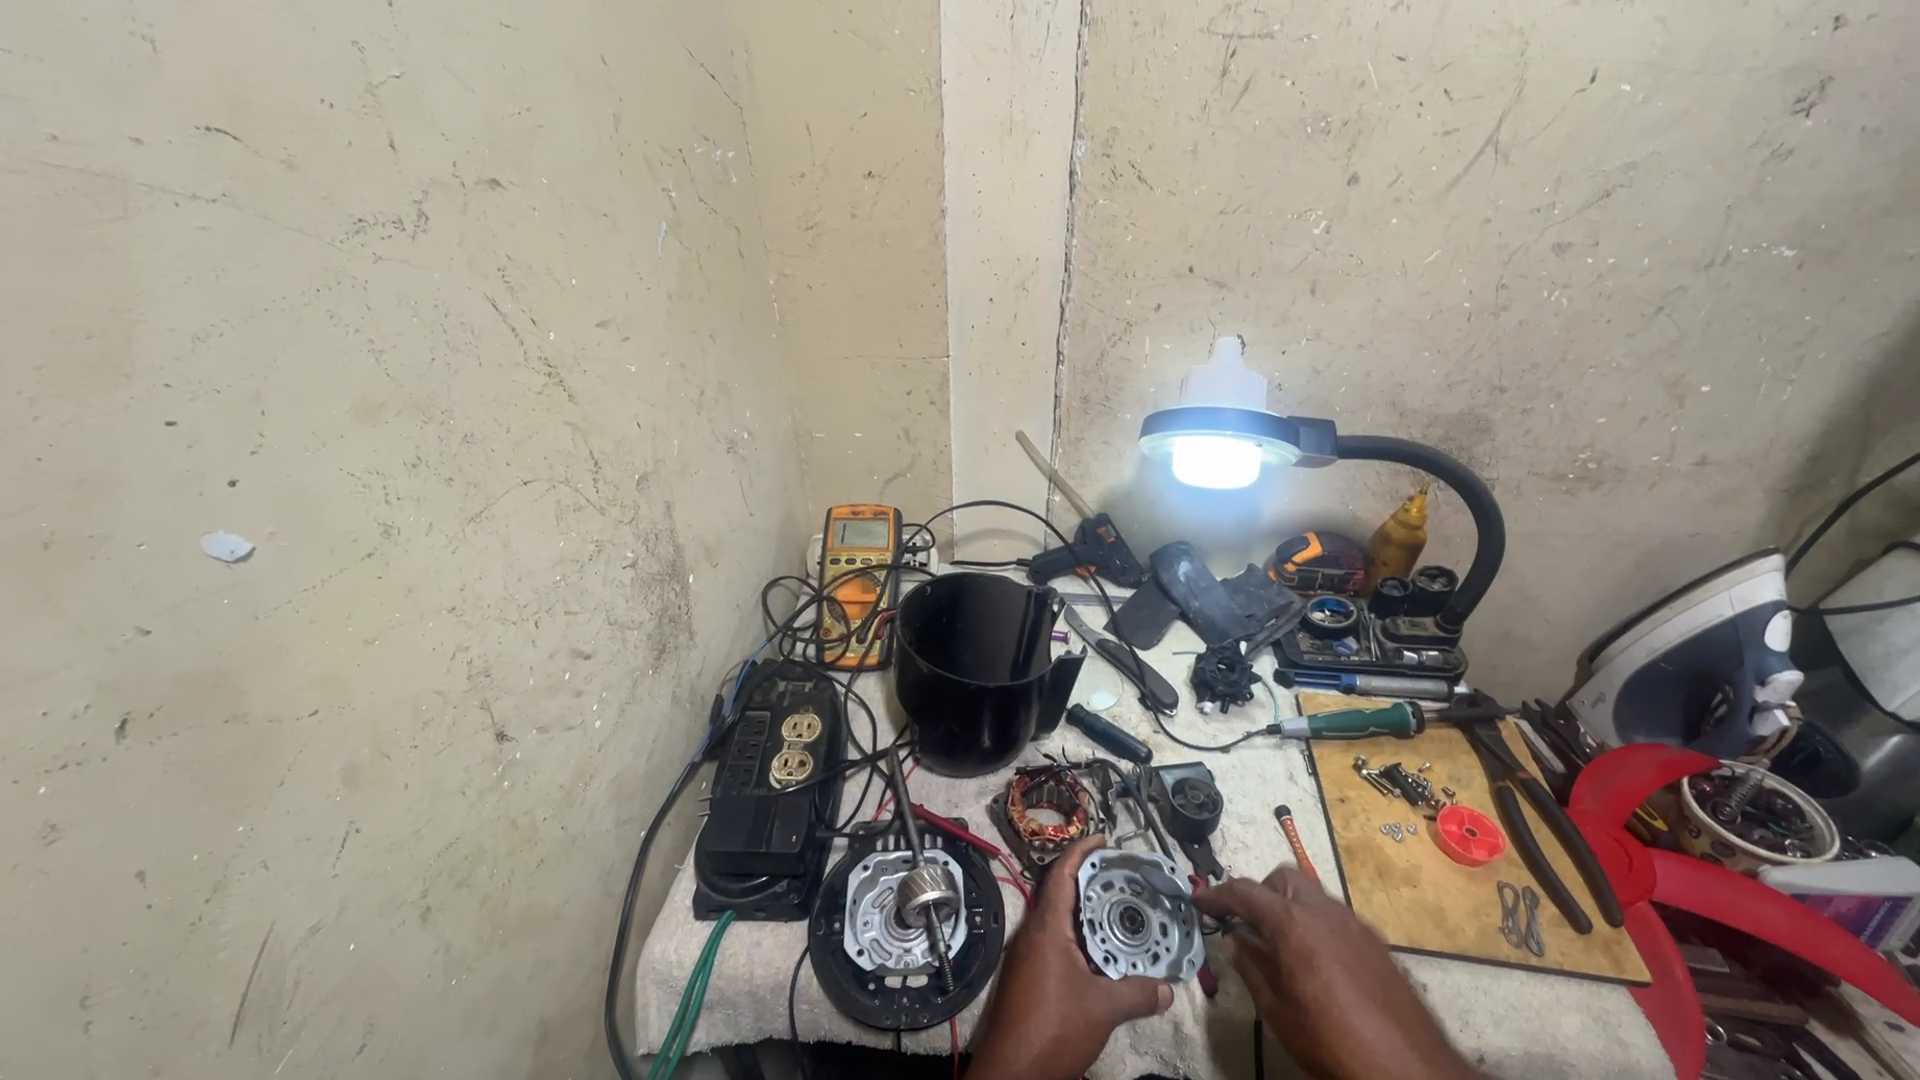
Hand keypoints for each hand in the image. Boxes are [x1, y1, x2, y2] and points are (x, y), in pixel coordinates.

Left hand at [965, 836, 1173, 1079]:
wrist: (1011, 1074)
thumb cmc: (1053, 1028)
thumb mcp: (1102, 1009)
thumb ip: (1136, 993)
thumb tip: (1167, 989)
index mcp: (1046, 927)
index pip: (1061, 874)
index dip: (1081, 851)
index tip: (1103, 838)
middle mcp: (1032, 934)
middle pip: (1059, 893)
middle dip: (1088, 881)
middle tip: (1123, 877)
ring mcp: (1026, 957)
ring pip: (1057, 921)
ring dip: (1084, 913)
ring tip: (1119, 912)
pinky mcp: (1026, 978)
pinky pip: (1054, 944)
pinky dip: (1078, 940)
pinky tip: (1100, 955)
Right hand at [1194, 866, 1479, 1079]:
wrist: (1409, 1070)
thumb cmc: (1332, 1041)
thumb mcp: (1277, 1011)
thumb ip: (1252, 966)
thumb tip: (1235, 939)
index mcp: (1293, 924)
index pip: (1244, 892)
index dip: (1216, 895)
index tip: (1198, 902)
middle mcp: (1324, 911)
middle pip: (1282, 878)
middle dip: (1258, 892)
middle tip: (1244, 924)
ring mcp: (1354, 924)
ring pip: (1310, 894)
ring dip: (1286, 905)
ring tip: (1277, 943)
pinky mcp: (1375, 942)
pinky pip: (1333, 915)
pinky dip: (1312, 922)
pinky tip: (1312, 959)